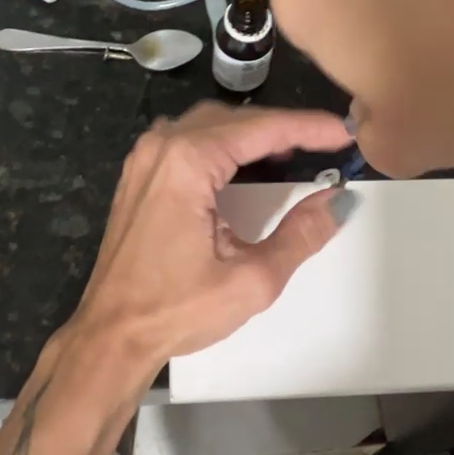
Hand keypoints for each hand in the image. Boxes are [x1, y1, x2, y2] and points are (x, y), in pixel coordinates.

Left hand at [69, 103, 356, 370]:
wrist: (110, 335)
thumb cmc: (176, 310)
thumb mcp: (252, 280)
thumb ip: (301, 234)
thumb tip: (338, 201)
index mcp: (187, 162)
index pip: (261, 129)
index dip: (308, 127)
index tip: (343, 131)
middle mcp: (162, 147)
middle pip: (234, 119)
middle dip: (282, 127)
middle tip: (324, 143)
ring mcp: (145, 157)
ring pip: (209, 124)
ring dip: (251, 133)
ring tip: (293, 151)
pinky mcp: (139, 174)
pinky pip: (187, 140)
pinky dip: (223, 144)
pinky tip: (246, 163)